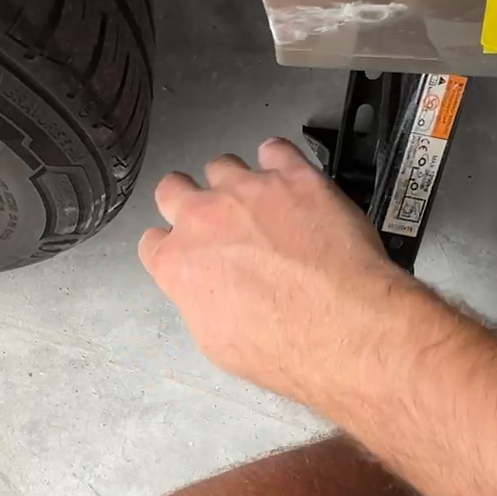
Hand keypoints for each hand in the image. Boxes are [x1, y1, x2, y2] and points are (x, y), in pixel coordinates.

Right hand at [139, 138, 417, 404]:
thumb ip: (200, 305)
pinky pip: (275, 149)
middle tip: (216, 223)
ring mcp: (249, 191)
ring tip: (260, 206)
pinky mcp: (294, 176)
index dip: (173, 249)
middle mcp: (204, 217)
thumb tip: (208, 295)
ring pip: (222, 166)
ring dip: (234, 184)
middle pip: (173, 189)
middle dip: (188, 203)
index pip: (153, 243)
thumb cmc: (286, 347)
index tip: (189, 255)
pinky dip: (278, 161)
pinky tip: (290, 181)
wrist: (342, 327)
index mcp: (178, 264)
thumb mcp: (220, 345)